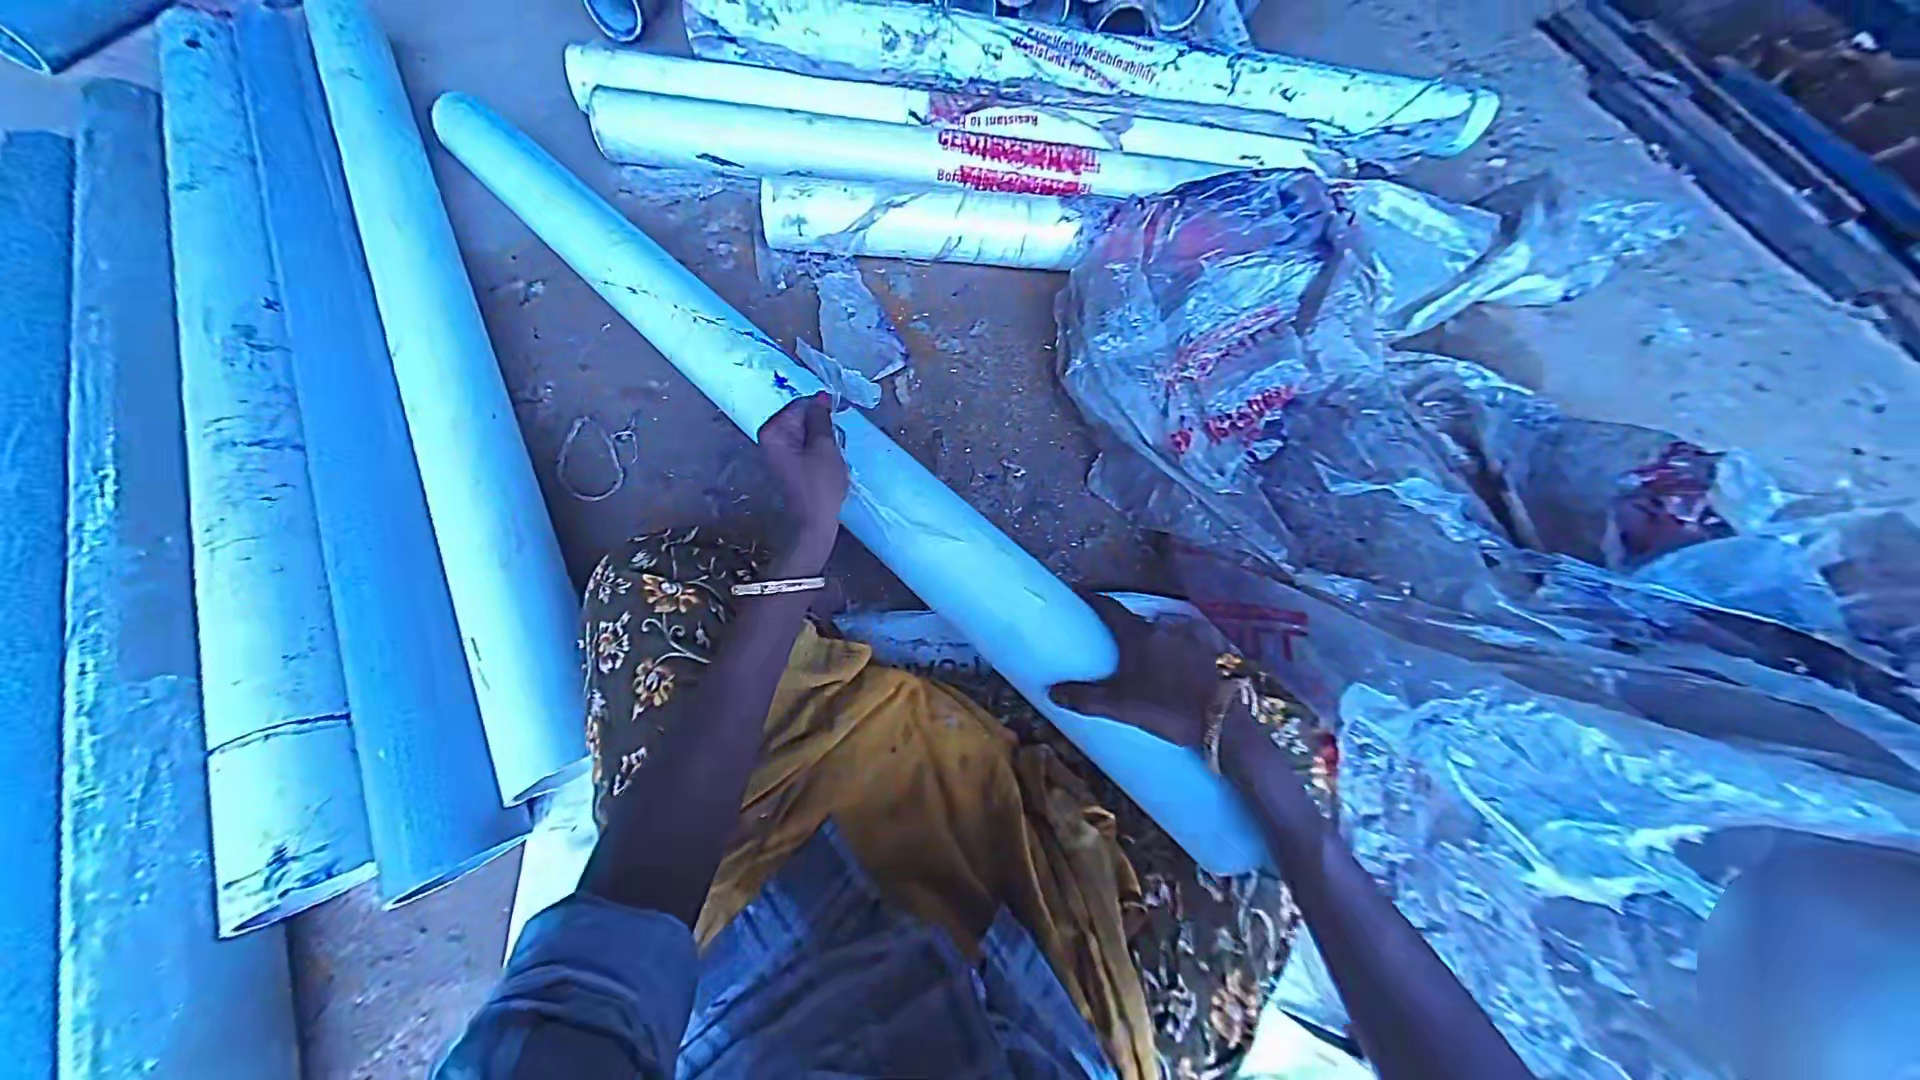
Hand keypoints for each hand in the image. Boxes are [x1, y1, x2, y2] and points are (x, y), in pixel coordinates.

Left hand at [758, 392, 847, 556]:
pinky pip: (807, 445)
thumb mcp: (824, 446)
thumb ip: (821, 418)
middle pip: (802, 417)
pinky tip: (830, 461)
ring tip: (835, 453)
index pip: (800, 404)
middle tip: (838, 439)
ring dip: (825, 438)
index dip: (823, 406)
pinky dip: (821, 449)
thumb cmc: (819, 485)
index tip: (842, 410)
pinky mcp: (790, 463)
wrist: (814, 522)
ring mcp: (779, 452)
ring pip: (807, 432)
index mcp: (774, 431)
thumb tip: (821, 397)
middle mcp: (771, 438)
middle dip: (823, 424)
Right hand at [1048, 593, 1233, 749]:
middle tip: (1113, 642)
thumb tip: (1052, 692)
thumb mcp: (1121, 706)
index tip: (1079, 593)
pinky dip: (1179, 653)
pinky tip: (1179, 670)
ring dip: (1155, 642)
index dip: (1093, 599)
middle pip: (1138, 621)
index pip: (1109, 607)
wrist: (1228, 719)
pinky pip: (1190, 645)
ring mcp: (1194, 636)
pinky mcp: (1215, 651)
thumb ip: (1085, 699)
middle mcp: (1164, 627)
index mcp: (1138, 634)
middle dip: (1124, 628)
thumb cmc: (1169, 707)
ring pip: (1166, 633)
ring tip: (1147, 661)